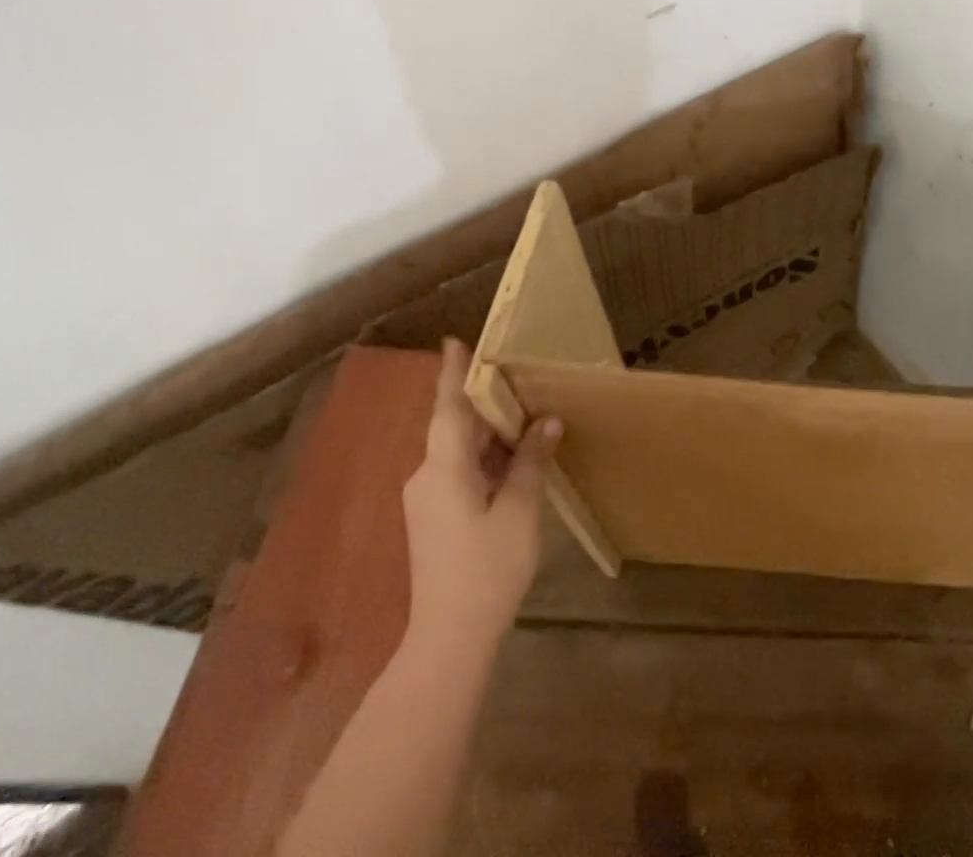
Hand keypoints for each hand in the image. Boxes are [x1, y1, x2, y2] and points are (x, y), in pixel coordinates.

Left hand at [401, 338, 561, 653]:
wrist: (451, 632)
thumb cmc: (488, 568)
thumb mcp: (520, 511)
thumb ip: (530, 462)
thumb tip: (546, 424)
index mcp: (443, 469)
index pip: (449, 410)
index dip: (453, 375)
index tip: (455, 341)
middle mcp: (426, 477)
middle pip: (455, 429)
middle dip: (485, 405)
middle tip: (519, 380)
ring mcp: (427, 500)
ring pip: (459, 454)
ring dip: (490, 436)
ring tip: (527, 417)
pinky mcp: (434, 519)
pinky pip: (459, 474)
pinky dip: (486, 461)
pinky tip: (515, 462)